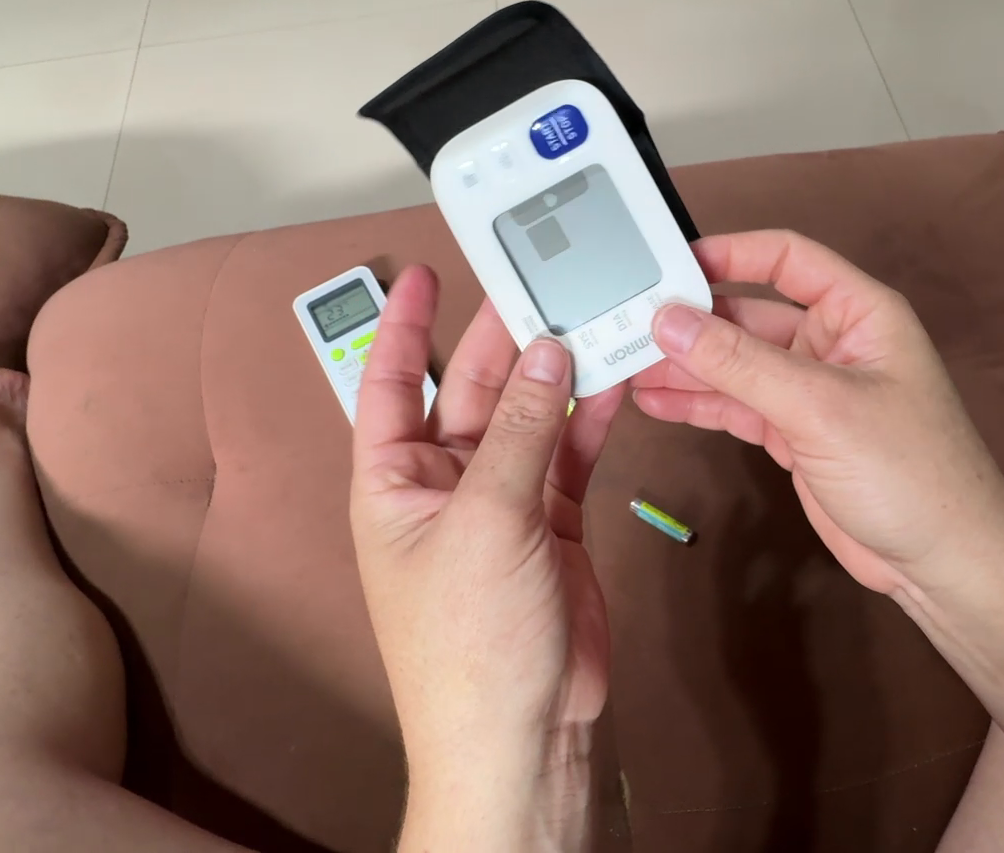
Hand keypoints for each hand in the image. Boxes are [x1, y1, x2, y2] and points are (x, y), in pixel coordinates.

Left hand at [349, 266, 623, 851]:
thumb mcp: (487, 522)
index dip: (403, 326)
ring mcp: (504, 500)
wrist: (524, 730)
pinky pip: (570, 451)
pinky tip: (613, 382)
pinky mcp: (553, 518)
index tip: (422, 275)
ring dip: (557, 375)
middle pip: (474, 390)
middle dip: (502, 341)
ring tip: (587, 322)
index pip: (390, 384)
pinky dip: (591, 418)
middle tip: (537, 287)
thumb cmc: (468, 646)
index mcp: (395, 483)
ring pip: (531, 416)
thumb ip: (521, 432)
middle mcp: (446, 484)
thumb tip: (547, 354)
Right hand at [631, 229, 1003, 596]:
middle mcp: (832, 342)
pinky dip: (700, 404)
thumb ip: (740, 363)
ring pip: (737, 365)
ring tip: (627, 368)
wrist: (943, 564)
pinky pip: (738, 405)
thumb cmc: (908, 470)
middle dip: (693, 323)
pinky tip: (656, 402)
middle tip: (629, 327)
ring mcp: (811, 391)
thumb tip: (668, 321)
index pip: (787, 259)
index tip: (672, 263)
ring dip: (687, 366)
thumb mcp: (818, 406)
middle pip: (750, 316)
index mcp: (858, 312)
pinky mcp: (795, 433)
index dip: (731, 253)